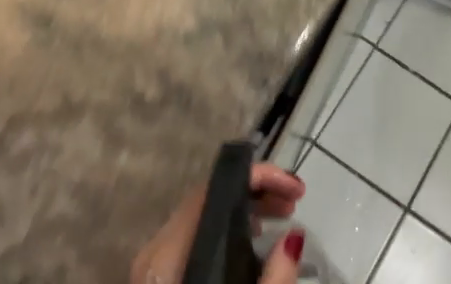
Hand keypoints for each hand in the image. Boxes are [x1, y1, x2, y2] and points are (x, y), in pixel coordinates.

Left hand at [131, 163, 306, 283]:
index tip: (296, 188)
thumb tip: (294, 238)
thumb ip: (275, 280)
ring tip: (282, 218)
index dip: (258, 176)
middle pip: (208, 198)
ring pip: (201, 217)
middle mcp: (155, 255)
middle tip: (296, 201)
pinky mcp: (159, 282)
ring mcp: (153, 269)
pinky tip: (251, 246)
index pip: (212, 190)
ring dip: (244, 209)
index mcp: (169, 257)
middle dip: (257, 191)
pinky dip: (226, 232)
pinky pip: (194, 240)